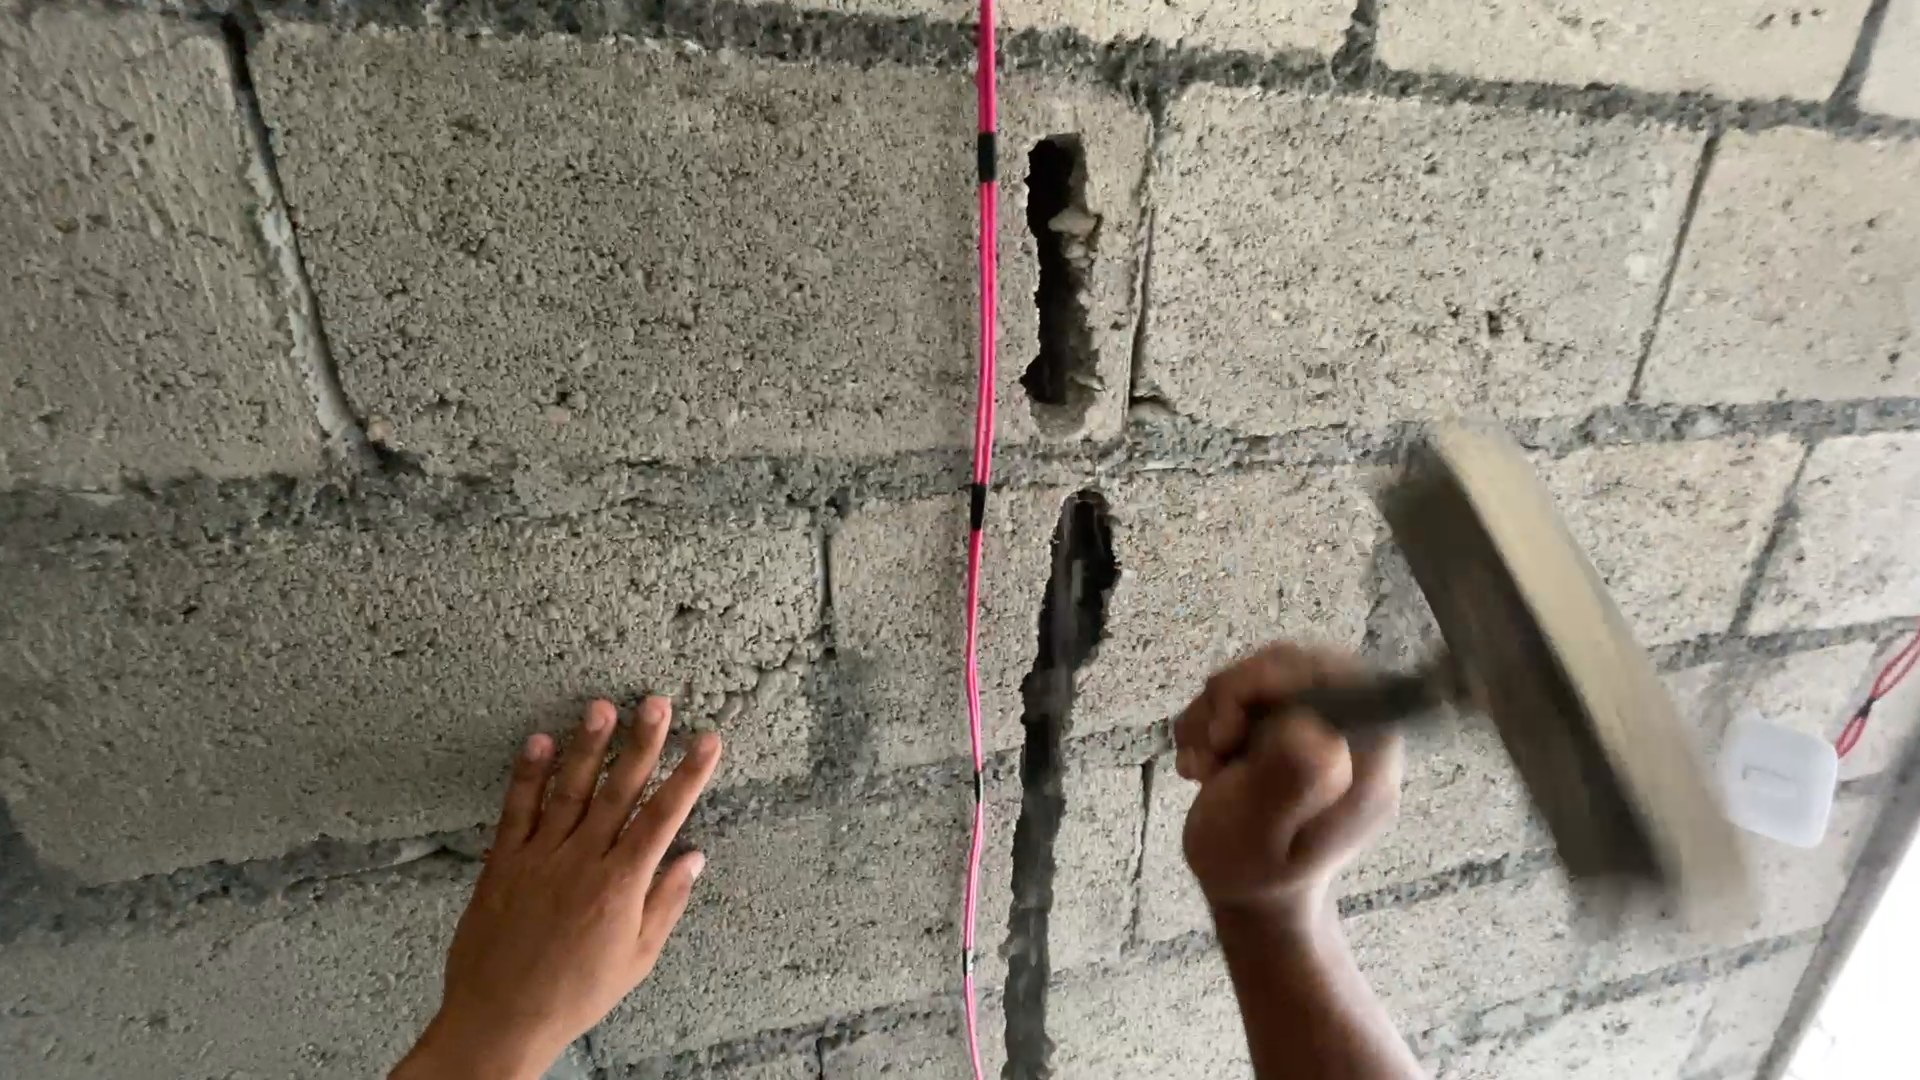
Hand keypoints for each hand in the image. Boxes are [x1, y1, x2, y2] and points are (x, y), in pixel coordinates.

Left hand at [392, 698, 722, 1079]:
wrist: (497, 1024)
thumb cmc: (576, 994)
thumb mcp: (638, 958)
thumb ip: (667, 902)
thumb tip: (696, 856)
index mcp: (621, 884)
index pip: (664, 816)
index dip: (689, 774)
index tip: (709, 740)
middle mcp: (583, 861)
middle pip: (619, 791)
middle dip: (642, 743)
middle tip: (656, 703)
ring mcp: (540, 859)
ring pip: (569, 791)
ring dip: (588, 747)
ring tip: (602, 707)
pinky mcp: (502, 864)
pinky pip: (516, 812)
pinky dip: (527, 776)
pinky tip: (538, 742)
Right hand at [1175, 643, 1402, 922]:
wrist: (1244, 894)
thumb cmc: (1252, 872)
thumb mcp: (1261, 832)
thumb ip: (1289, 779)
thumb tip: (1312, 725)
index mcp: (1366, 758)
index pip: (1343, 674)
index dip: (1287, 671)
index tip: (1237, 706)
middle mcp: (1346, 733)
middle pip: (1293, 666)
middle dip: (1236, 694)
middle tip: (1214, 742)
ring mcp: (1311, 728)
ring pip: (1257, 678)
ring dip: (1213, 713)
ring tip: (1202, 765)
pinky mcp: (1281, 728)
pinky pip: (1239, 696)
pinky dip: (1207, 721)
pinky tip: (1202, 763)